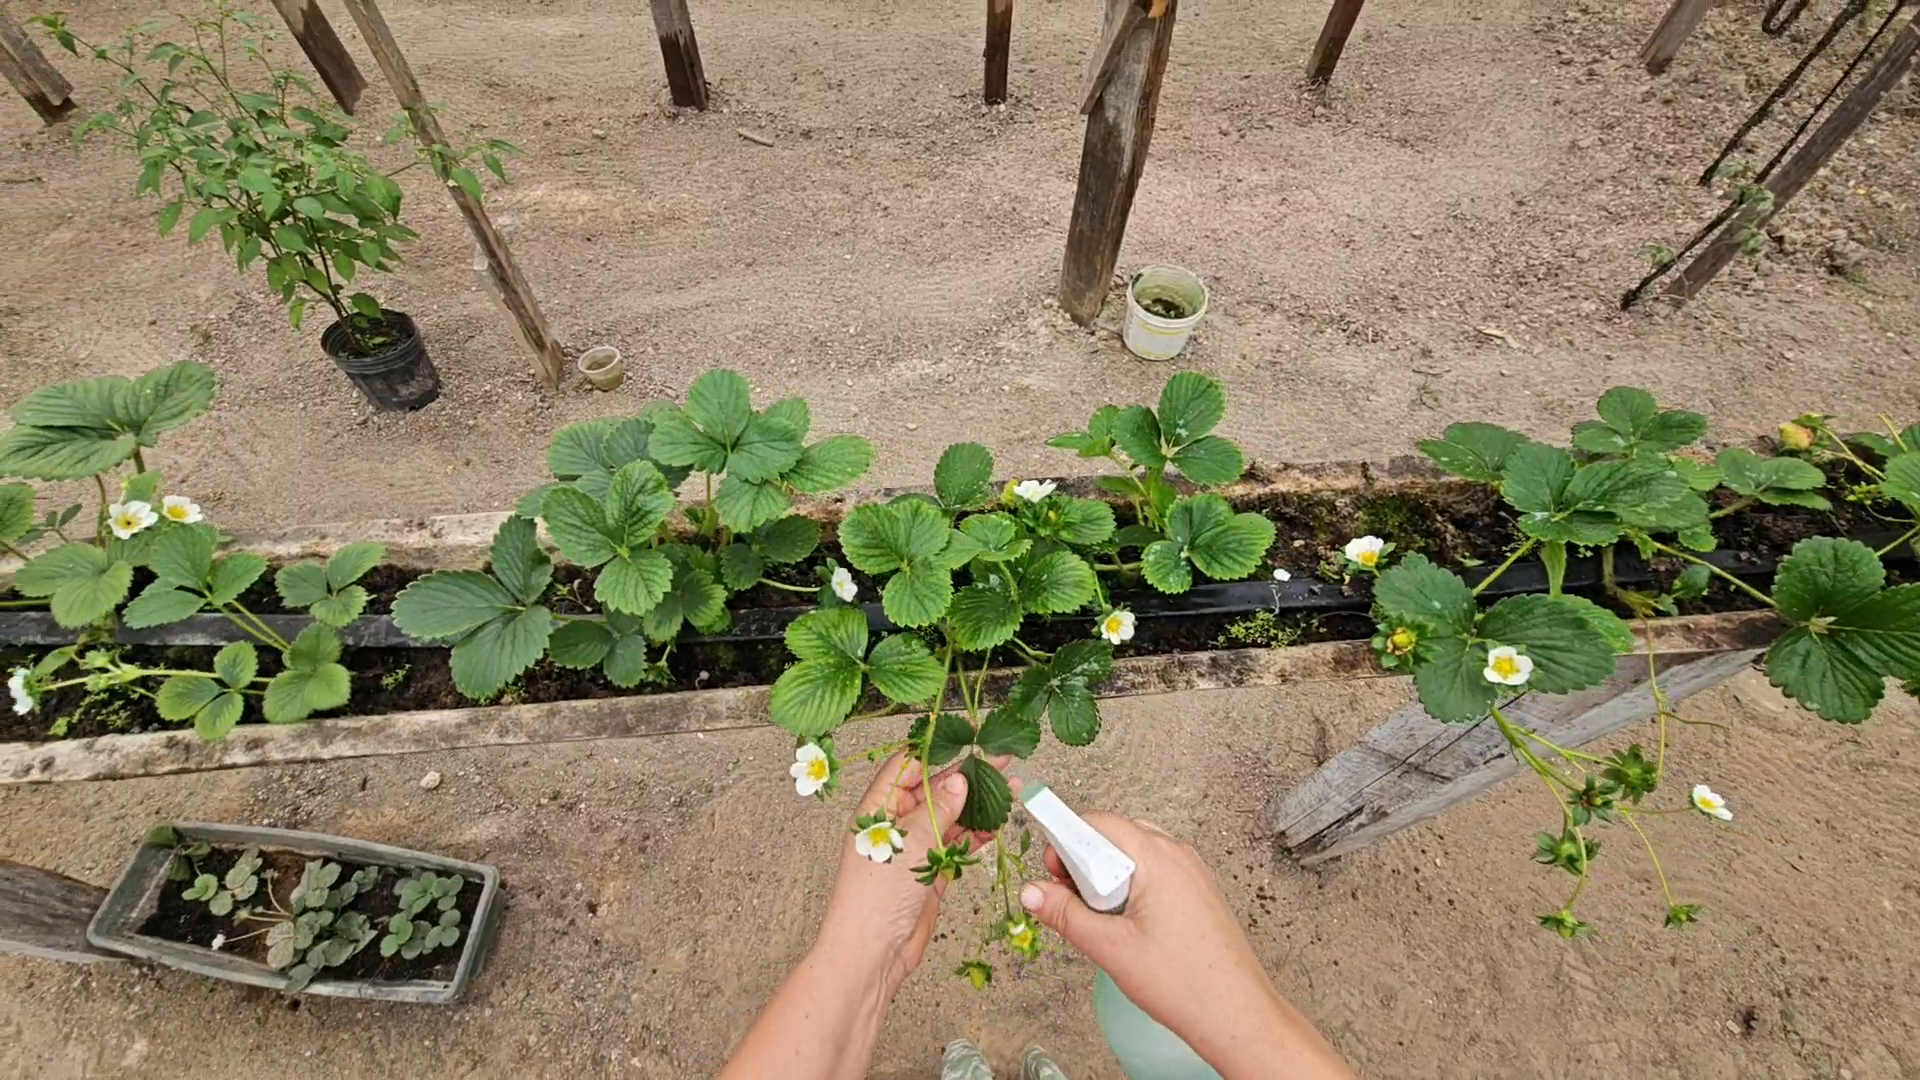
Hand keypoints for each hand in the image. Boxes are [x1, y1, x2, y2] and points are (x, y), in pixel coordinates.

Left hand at [815, 752, 997, 995]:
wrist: (871, 956)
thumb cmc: (872, 900)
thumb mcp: (910, 843)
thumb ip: (939, 809)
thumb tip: (959, 780)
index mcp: (879, 806)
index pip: (908, 764)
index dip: (937, 748)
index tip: (965, 735)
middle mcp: (897, 822)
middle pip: (935, 787)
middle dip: (967, 774)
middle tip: (998, 758)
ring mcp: (915, 846)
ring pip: (951, 815)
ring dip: (978, 803)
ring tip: (1007, 787)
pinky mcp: (930, 870)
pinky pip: (957, 843)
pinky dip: (976, 833)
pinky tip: (996, 823)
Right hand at [1019, 813, 1354, 1079]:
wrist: (1240, 1018)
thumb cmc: (1186, 985)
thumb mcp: (1110, 948)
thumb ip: (1064, 914)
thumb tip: (1032, 892)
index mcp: (1156, 857)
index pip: (1099, 822)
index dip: (1067, 839)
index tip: (1051, 865)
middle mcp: (1176, 854)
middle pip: (1115, 834)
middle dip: (1085, 859)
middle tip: (1072, 895)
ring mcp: (1191, 870)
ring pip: (1134, 852)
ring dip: (1108, 874)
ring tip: (1102, 914)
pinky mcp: (1198, 888)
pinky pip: (1154, 868)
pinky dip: (1132, 884)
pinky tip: (1127, 920)